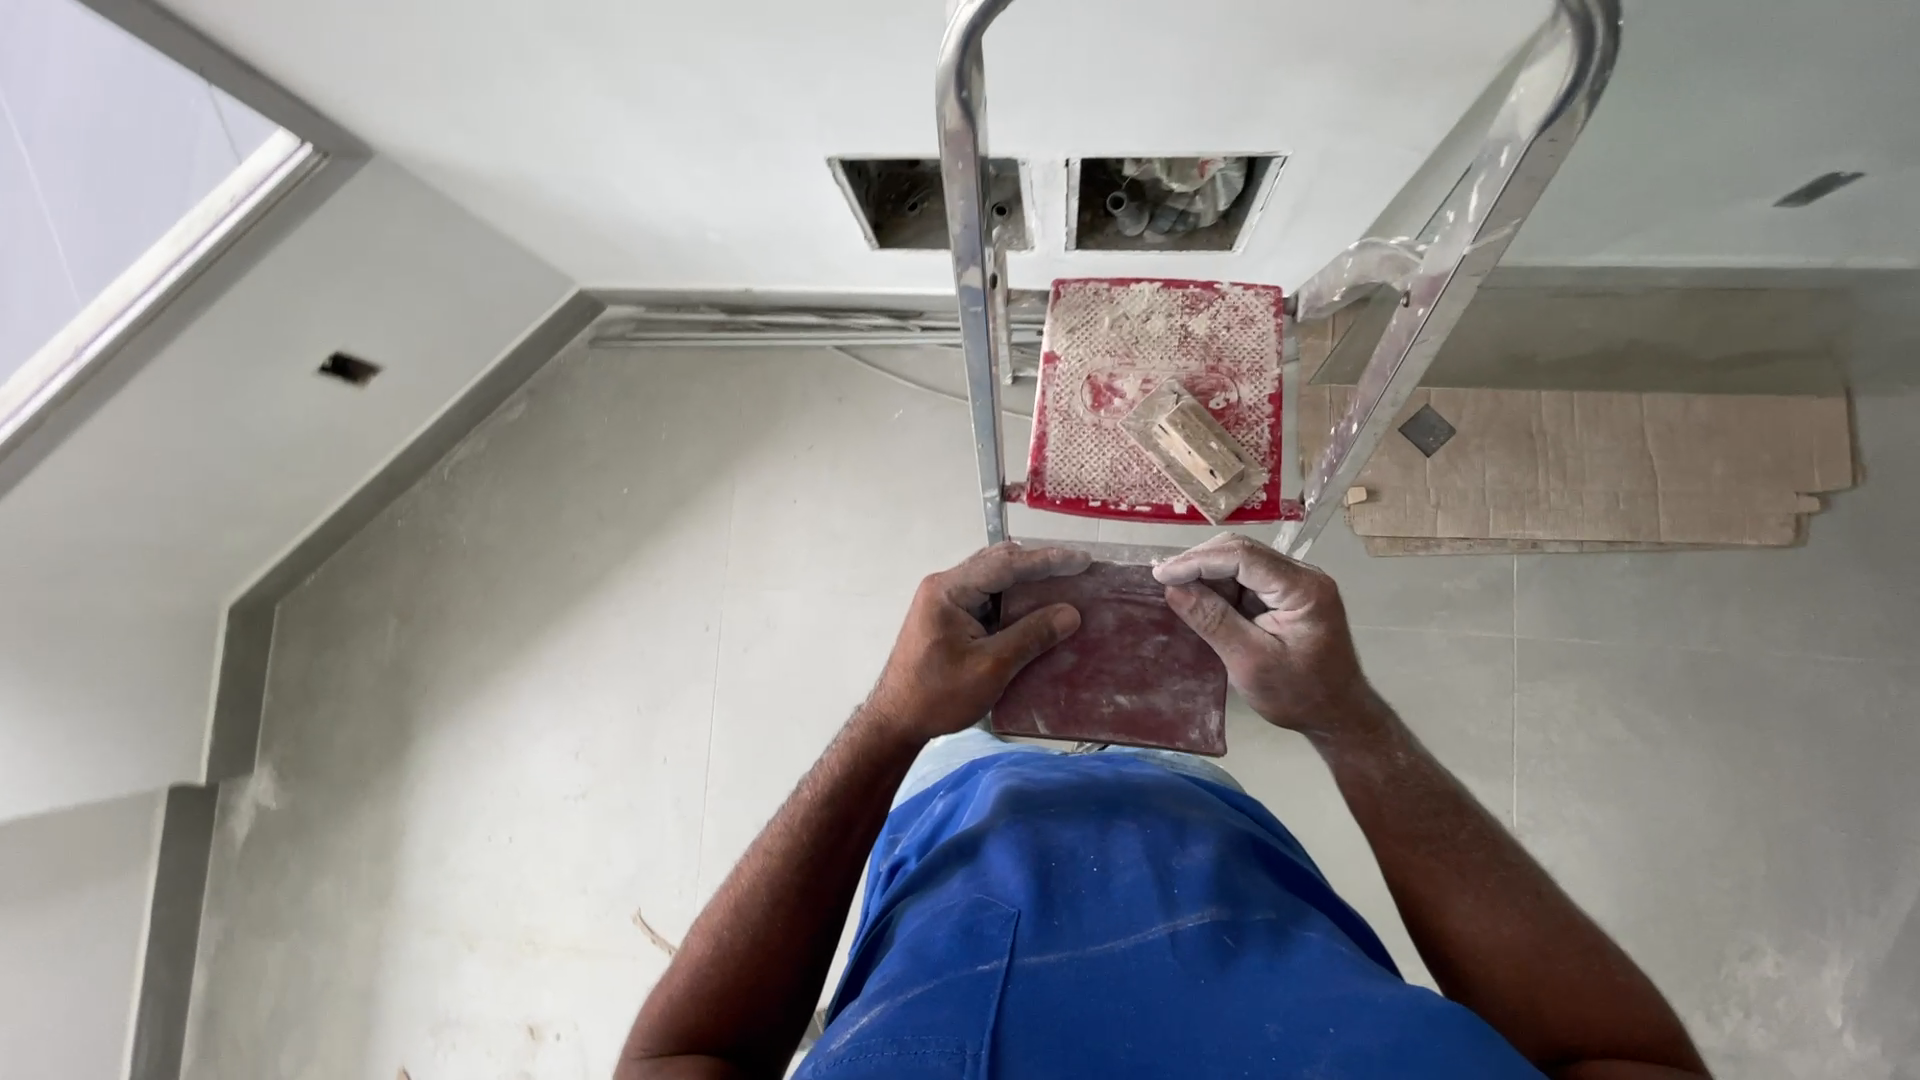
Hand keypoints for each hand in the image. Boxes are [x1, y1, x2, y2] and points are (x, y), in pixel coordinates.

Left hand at [865, 542, 1091, 739]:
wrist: (896, 721)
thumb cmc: (938, 696)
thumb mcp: (990, 667)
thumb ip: (1031, 636)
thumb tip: (1071, 613)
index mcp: (949, 590)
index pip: (1005, 564)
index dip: (1046, 561)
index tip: (1081, 560)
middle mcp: (944, 586)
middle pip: (998, 564)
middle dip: (1038, 564)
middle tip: (1077, 568)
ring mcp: (944, 601)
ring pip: (992, 579)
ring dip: (1026, 581)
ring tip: (1063, 582)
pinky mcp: (949, 618)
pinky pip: (986, 598)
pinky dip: (1012, 599)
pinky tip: (1036, 607)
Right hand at [1154, 533, 1371, 739]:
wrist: (1337, 716)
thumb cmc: (1298, 695)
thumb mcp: (1250, 662)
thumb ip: (1213, 621)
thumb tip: (1173, 588)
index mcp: (1303, 588)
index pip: (1242, 556)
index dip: (1197, 560)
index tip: (1160, 574)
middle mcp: (1304, 575)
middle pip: (1242, 551)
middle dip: (1200, 562)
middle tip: (1163, 580)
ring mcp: (1296, 583)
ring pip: (1241, 561)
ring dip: (1207, 573)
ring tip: (1176, 589)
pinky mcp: (1287, 595)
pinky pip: (1247, 578)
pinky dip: (1220, 585)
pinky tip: (1199, 598)